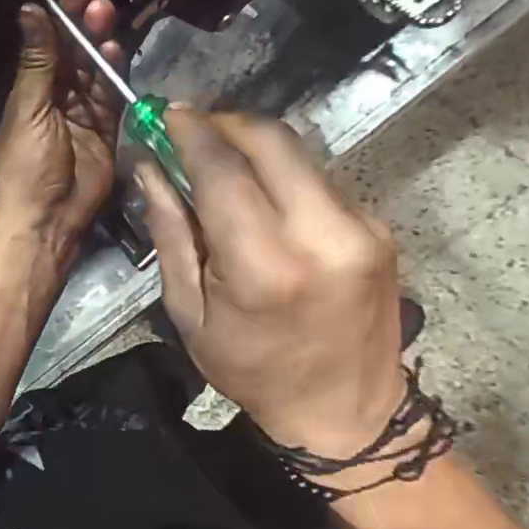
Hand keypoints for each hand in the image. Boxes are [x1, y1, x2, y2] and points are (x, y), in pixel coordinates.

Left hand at [0, 0, 123, 269]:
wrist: (52, 214)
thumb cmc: (29, 164)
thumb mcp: (28, 109)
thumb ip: (37, 62)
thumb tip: (31, 10)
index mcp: (29, 85)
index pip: (45, 38)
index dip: (56, 8)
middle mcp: (56, 90)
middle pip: (71, 44)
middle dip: (80, 11)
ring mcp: (82, 106)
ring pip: (92, 62)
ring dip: (97, 35)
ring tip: (103, 8)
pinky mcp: (106, 122)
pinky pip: (110, 90)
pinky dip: (112, 69)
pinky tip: (113, 46)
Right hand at [138, 111, 406, 455]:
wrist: (350, 414)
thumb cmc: (254, 372)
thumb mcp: (190, 312)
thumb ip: (170, 231)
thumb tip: (150, 166)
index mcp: (266, 265)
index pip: (223, 168)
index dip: (191, 132)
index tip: (167, 114)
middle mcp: (322, 234)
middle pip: (270, 140)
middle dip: (226, 123)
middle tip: (194, 129)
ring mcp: (360, 227)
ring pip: (299, 153)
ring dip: (254, 146)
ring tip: (223, 162)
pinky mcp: (378, 228)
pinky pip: (319, 180)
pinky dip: (283, 175)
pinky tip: (265, 198)